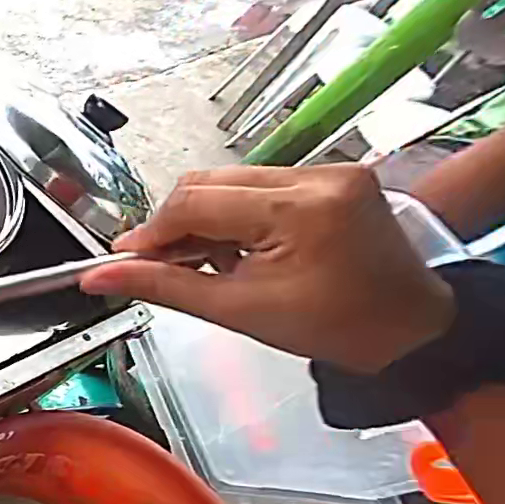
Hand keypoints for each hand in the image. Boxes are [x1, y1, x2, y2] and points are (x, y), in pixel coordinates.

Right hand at [80, 164, 455, 372]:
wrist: (408, 329)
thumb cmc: (333, 324)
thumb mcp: (232, 308)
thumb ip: (158, 285)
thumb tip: (96, 277)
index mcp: (302, 209)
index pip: (192, 202)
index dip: (149, 233)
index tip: (125, 260)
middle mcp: (319, 178)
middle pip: (204, 184)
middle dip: (171, 224)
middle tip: (159, 263)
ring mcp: (328, 174)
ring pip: (222, 182)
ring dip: (196, 220)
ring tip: (201, 260)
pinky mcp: (327, 180)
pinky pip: (249, 186)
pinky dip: (224, 216)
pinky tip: (228, 249)